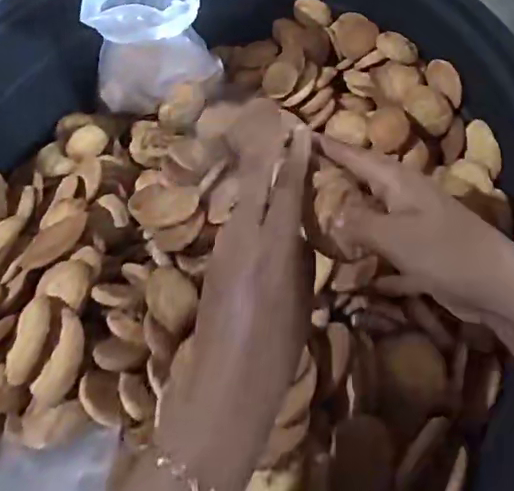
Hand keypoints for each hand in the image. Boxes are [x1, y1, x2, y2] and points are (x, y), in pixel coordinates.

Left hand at [150, 102, 312, 489]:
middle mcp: (242, 235)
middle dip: (268, 152)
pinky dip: (250, 204)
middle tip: (279, 127)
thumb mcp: (301, 297)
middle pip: (256, 181)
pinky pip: (236, 220)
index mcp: (272, 246)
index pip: (287, 188)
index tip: (301, 130)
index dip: (295, 157)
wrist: (223, 385)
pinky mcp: (213, 259)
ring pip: (244, 198)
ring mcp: (222, 246)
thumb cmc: (277, 347)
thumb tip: (296, 228)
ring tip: (274, 159)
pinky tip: (260, 203)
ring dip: (258, 177)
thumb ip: (298, 255)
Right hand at [317, 136, 513, 327]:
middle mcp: (405, 196)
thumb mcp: (395, 235)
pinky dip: (370, 255)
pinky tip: (352, 271)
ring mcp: (416, 224)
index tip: (302, 133)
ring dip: (351, 215)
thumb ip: (360, 221)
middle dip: (337, 175)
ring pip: (374, 214)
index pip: (356, 156)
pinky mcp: (423, 254)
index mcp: (398, 181)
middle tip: (301, 172)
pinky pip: (387, 249)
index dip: (330, 146)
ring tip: (318, 214)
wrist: (496, 284)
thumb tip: (330, 210)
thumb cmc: (444, 250)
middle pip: (365, 181)